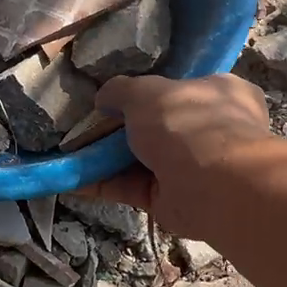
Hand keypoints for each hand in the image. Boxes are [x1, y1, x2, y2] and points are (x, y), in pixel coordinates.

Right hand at [76, 73, 271, 237]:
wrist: (211, 185)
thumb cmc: (186, 122)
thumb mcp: (145, 90)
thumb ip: (120, 89)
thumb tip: (104, 98)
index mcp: (219, 94)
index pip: (183, 88)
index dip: (149, 91)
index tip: (117, 96)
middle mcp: (208, 130)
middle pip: (155, 126)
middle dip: (118, 128)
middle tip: (85, 125)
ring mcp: (189, 167)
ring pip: (137, 159)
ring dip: (102, 158)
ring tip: (67, 152)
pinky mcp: (169, 198)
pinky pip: (128, 187)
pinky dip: (99, 183)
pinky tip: (69, 177)